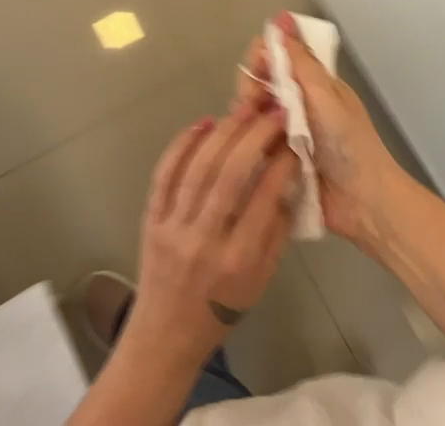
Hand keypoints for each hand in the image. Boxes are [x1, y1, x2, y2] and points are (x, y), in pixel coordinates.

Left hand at [127, 101, 297, 363]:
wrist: (167, 333)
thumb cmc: (222, 310)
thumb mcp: (262, 279)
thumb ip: (276, 230)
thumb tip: (287, 179)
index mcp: (239, 259)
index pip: (264, 197)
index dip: (281, 161)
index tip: (293, 136)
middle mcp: (205, 239)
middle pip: (230, 174)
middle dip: (254, 136)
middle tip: (273, 111)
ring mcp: (173, 227)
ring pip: (199, 168)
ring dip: (223, 132)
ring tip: (243, 109)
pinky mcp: (151, 219)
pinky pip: (165, 174)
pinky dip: (182, 145)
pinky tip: (203, 124)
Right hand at [243, 12, 405, 252]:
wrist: (364, 202)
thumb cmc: (350, 146)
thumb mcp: (326, 98)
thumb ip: (300, 62)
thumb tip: (282, 17)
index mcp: (312, 85)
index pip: (274, 56)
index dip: (261, 58)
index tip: (259, 72)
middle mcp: (295, 105)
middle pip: (256, 84)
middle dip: (250, 91)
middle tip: (255, 109)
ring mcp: (284, 134)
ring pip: (250, 114)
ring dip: (247, 119)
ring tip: (253, 134)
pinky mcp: (275, 162)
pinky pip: (250, 144)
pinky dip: (246, 143)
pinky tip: (243, 150)